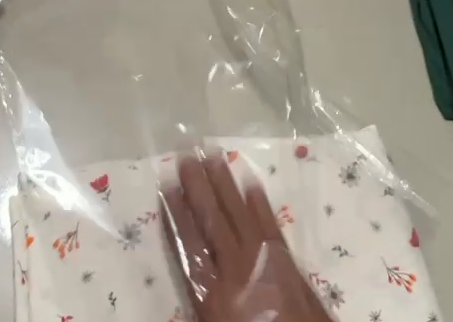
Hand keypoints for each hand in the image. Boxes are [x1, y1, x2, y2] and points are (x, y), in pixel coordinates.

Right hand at [162, 155, 334, 321]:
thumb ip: (197, 298)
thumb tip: (183, 266)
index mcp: (212, 292)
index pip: (189, 242)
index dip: (175, 211)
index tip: (165, 181)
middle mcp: (236, 269)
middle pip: (212, 219)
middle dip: (198, 185)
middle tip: (186, 154)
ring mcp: (264, 261)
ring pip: (240, 214)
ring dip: (225, 183)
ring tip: (213, 154)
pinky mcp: (287, 261)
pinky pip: (270, 224)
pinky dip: (259, 202)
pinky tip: (250, 180)